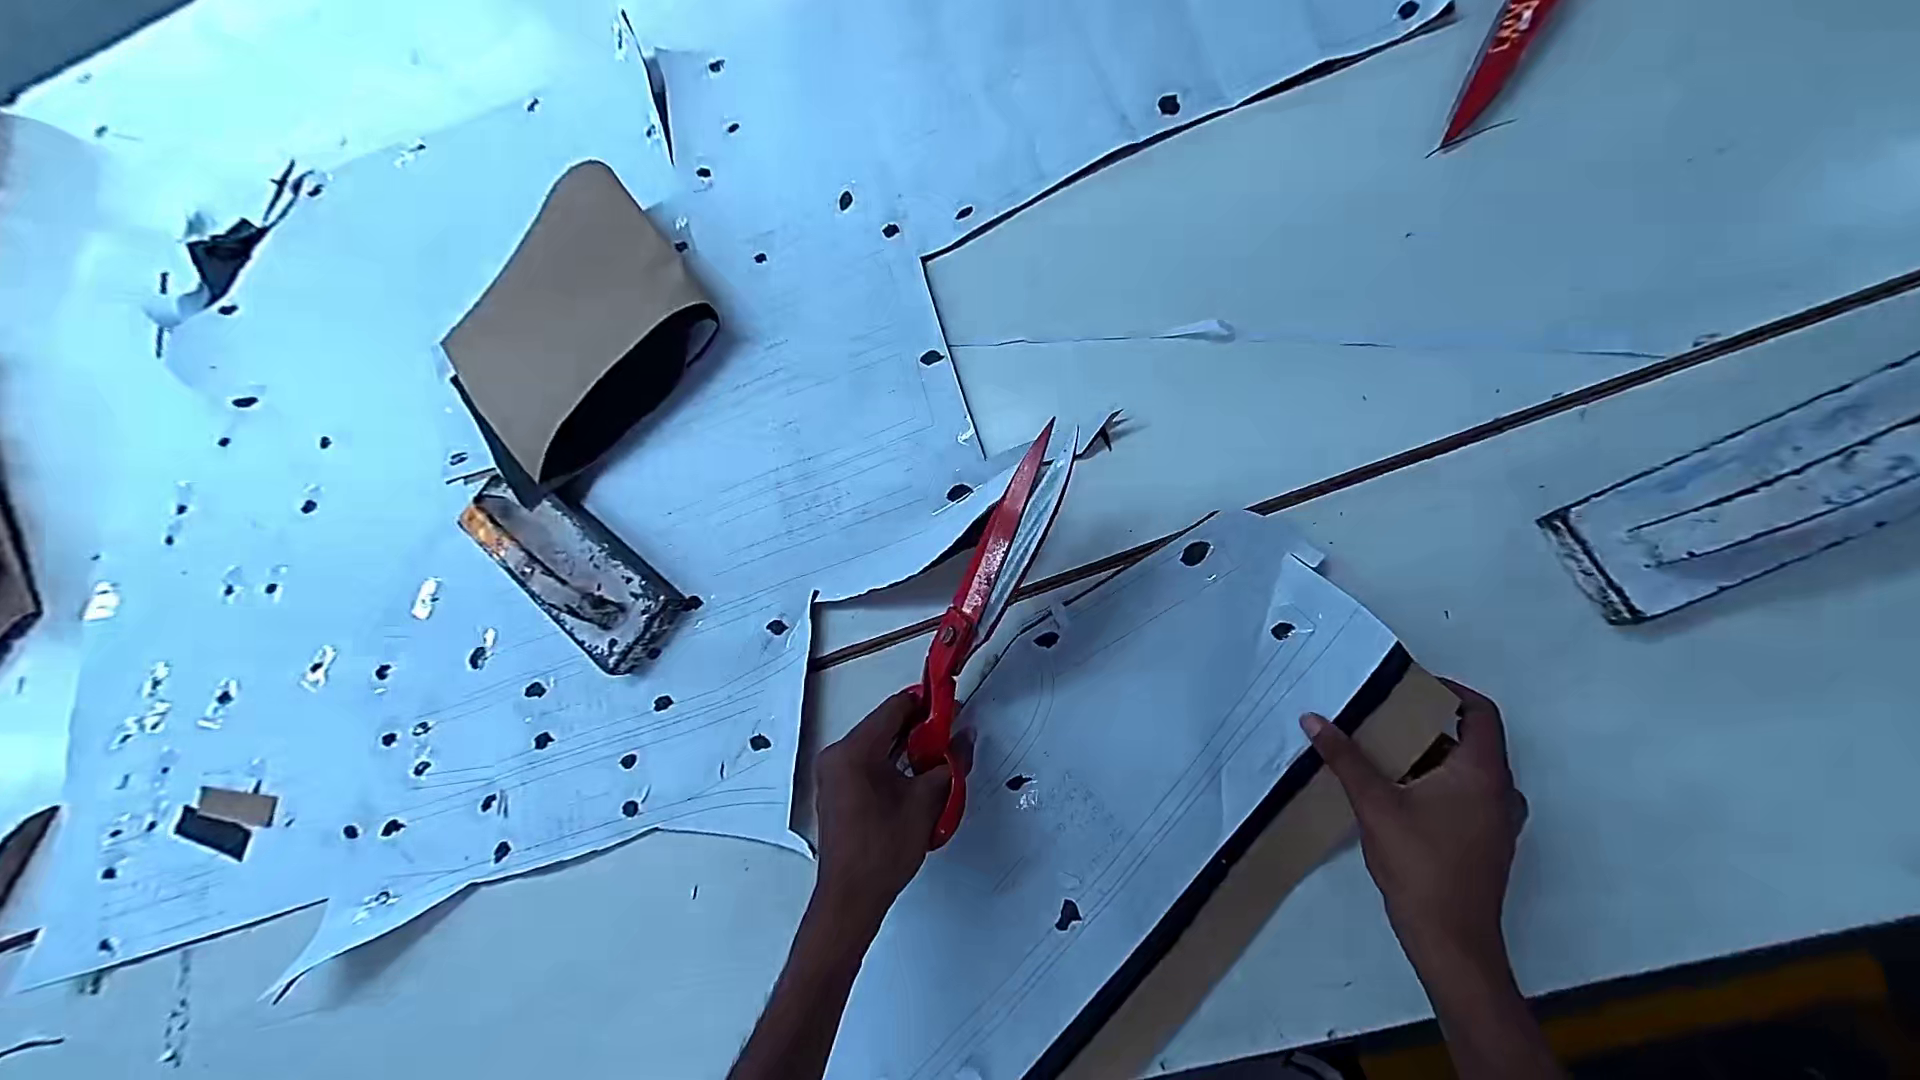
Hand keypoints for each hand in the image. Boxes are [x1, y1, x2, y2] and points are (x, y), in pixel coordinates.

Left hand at [812, 690, 953, 930]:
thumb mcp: (926, 801)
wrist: (852, 897)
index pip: (894, 708)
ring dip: (906, 744)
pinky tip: (915, 774)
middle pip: (884, 723)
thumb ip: (949, 762)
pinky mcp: (836, 789)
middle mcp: (837, 755)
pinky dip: (891, 760)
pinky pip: (866, 760)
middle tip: (948, 733)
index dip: (927, 705)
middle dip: (919, 727)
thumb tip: (963, 740)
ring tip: (937, 755)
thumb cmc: (881, 853)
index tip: (949, 708)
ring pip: (876, 743)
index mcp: (855, 751)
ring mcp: (833, 773)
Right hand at [1300, 679, 1526, 966]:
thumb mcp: (1374, 802)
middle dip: (1424, 724)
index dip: (1451, 691)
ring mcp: (1497, 820)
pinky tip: (1393, 789)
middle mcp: (1500, 792)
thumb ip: (1344, 757)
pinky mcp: (1485, 841)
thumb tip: (1313, 718)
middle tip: (1381, 715)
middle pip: (1470, 740)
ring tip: (1380, 749)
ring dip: (1426, 754)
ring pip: (1464, 770)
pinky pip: (1463, 793)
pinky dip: (1433, 780)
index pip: (1481, 713)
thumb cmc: (1419, 862)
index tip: (1411, 684)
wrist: (1450, 937)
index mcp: (1482, 774)